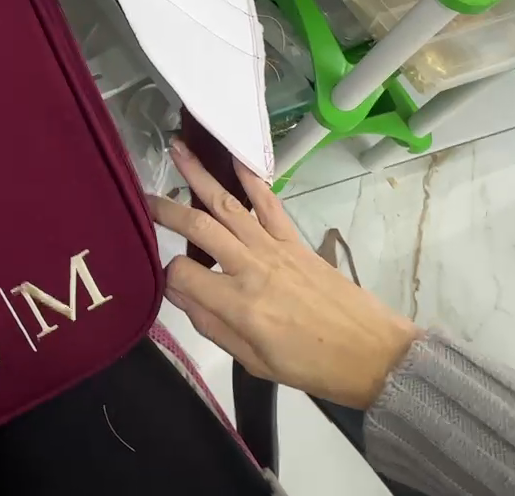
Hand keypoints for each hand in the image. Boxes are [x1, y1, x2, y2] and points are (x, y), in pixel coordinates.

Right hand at [146, 141, 421, 409]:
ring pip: (225, 204)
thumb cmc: (311, 366)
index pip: (181, 274)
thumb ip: (209, 324)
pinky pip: (267, 203)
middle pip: (197, 226)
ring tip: (176, 148)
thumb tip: (175, 291)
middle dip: (164, 208)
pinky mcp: (293, 240)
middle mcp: (250, 267)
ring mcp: (273, 248)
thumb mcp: (253, 362)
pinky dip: (250, 178)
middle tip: (140, 195)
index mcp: (238, 304)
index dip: (165, 274)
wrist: (374, 356)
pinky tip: (233, 157)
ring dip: (198, 174)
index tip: (164, 280)